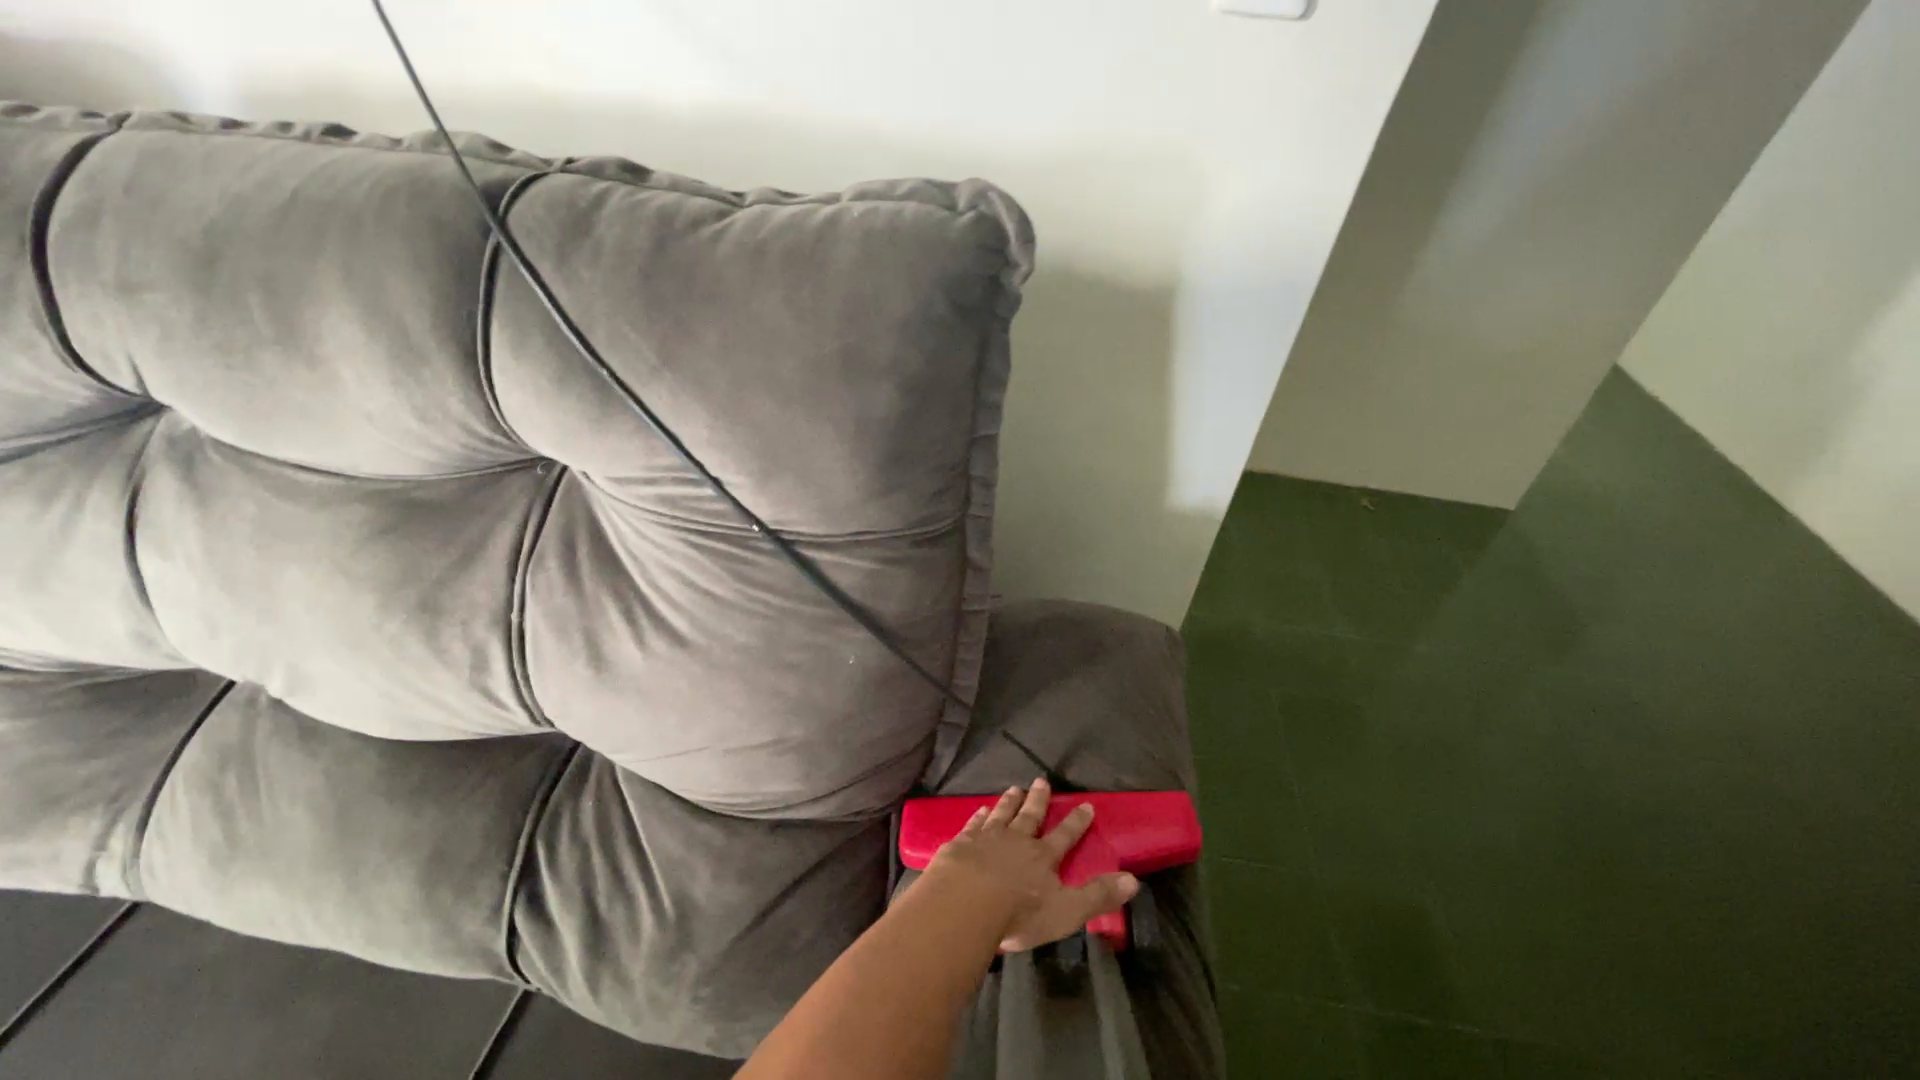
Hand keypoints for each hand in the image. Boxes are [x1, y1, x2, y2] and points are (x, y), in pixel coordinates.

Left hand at [920, 778, 1139, 952]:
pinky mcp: (960, 845)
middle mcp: (1016, 841)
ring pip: (1001, 815)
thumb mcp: (1066, 912)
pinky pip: (972, 825)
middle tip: (1041, 781)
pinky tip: (979, 810)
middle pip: (1029, 816)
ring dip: (1009, 802)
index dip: (1077, 822)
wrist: (964, 905)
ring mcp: (986, 840)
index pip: (1065, 835)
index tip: (1086, 805)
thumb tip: (1134, 881)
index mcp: (1042, 857)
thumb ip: (1097, 896)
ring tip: (1013, 789)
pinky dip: (978, 816)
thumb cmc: (1018, 914)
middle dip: (1038, 800)